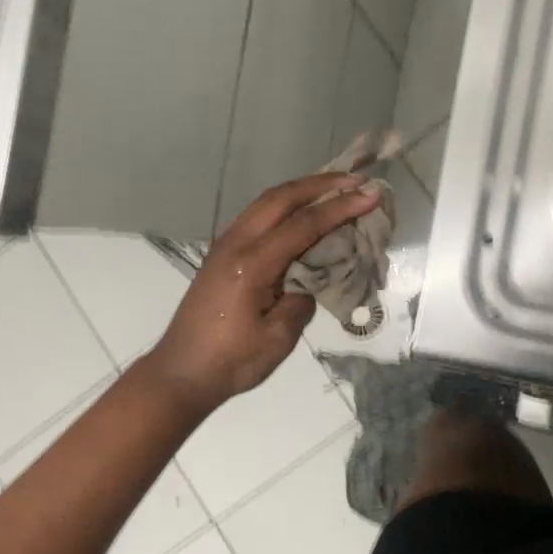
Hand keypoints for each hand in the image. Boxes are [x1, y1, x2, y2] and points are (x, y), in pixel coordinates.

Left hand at [136, 172, 383, 416]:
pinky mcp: (222, 255)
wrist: (181, 374)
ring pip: (266, 202)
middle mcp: (236, 243)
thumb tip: (310, 279)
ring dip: (301, 190)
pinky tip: (303, 214)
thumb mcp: (279, 338)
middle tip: (357, 179)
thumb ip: (301, 300)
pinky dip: (285, 207)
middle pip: (282, 198)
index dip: (340, 207)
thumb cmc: (231, 361)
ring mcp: (225, 246)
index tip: (371, 195)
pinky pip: (258, 217)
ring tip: (335, 188)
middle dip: (321, 183)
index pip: (304, 224)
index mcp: (252, 263)